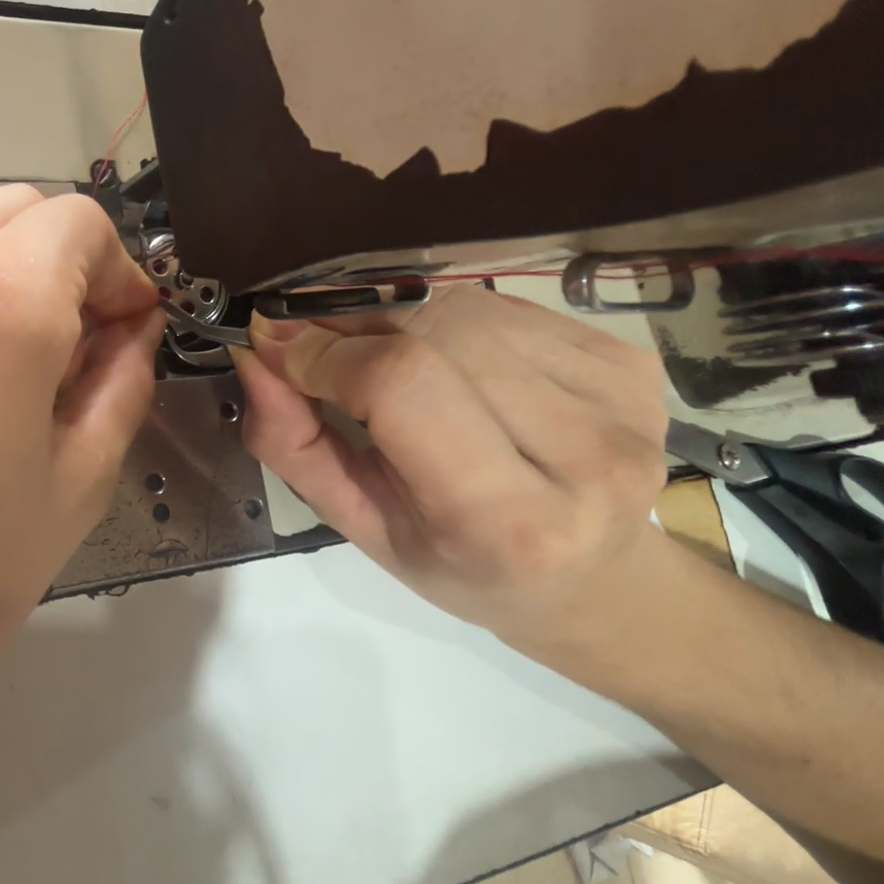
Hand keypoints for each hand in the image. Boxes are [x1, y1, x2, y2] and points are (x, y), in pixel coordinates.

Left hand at [0, 185, 164, 770]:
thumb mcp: (75, 482)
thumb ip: (120, 381)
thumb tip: (132, 330)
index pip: (79, 222)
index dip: (120, 273)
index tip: (127, 336)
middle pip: (19, 210)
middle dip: (67, 260)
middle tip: (82, 348)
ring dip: (12, 273)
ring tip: (24, 369)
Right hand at [231, 285, 671, 650]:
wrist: (589, 579)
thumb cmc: (456, 564)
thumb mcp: (357, 524)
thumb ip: (292, 444)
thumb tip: (255, 354)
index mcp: (505, 520)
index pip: (401, 386)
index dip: (325, 352)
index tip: (276, 348)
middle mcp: (583, 456)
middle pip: (432, 332)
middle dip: (349, 323)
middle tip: (310, 340)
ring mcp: (619, 402)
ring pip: (463, 306)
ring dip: (392, 315)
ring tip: (370, 351)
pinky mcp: (629, 362)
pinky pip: (501, 304)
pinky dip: (441, 315)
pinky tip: (437, 354)